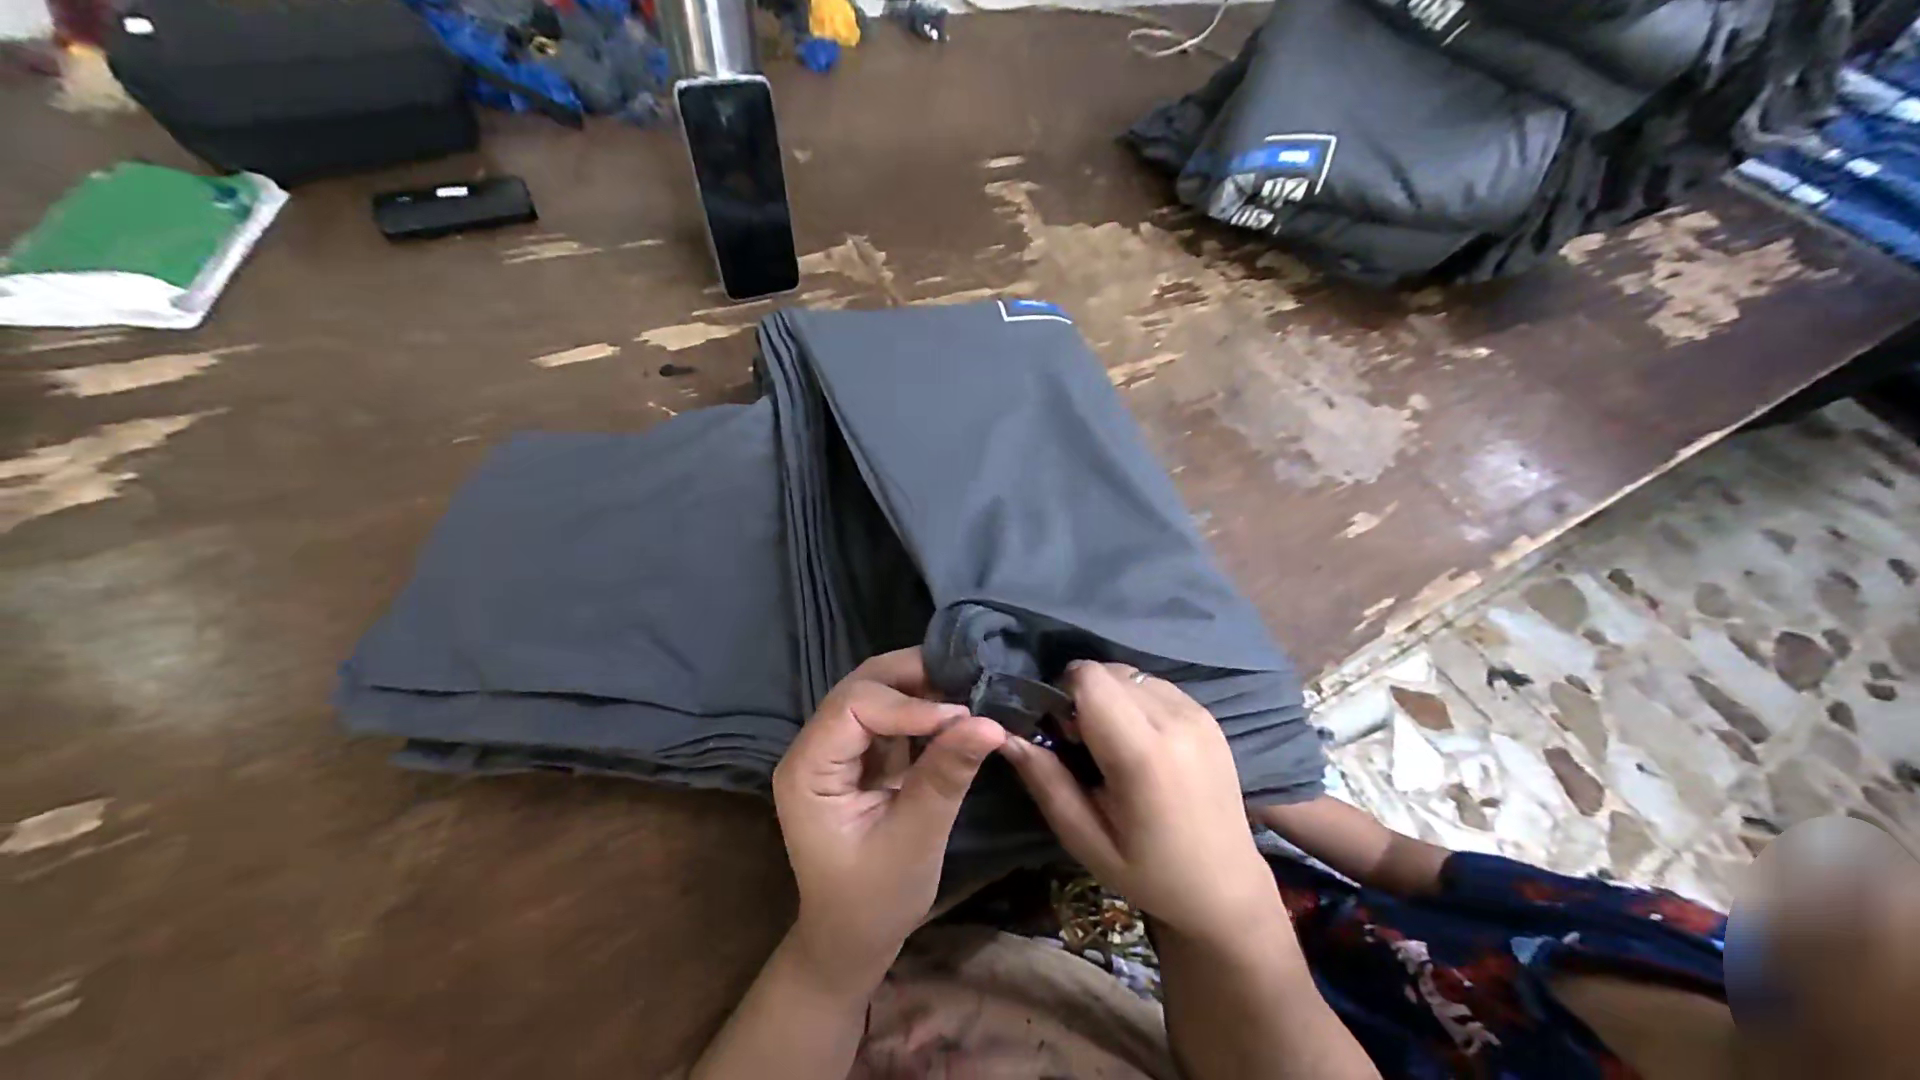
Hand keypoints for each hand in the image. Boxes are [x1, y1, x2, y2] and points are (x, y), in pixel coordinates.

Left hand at [772, 648, 1006, 991]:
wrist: (852, 936)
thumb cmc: (875, 900)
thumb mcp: (914, 841)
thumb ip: (945, 777)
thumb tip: (990, 723)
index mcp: (807, 770)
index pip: (854, 706)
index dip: (908, 704)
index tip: (963, 716)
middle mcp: (814, 747)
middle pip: (861, 686)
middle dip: (915, 677)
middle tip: (971, 679)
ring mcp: (835, 748)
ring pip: (876, 691)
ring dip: (921, 685)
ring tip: (969, 689)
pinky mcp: (859, 754)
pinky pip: (890, 713)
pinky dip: (923, 706)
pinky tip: (955, 708)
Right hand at [1000, 661, 1279, 940]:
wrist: (1225, 886)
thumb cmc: (1149, 872)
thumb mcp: (1085, 839)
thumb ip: (1045, 780)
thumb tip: (1005, 735)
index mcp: (1143, 755)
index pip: (1089, 678)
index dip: (1063, 695)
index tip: (1063, 734)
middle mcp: (1175, 721)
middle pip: (1107, 671)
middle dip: (1083, 696)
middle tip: (1084, 744)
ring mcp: (1197, 713)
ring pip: (1129, 673)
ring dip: (1109, 696)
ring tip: (1114, 744)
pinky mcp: (1208, 714)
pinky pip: (1153, 684)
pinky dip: (1134, 700)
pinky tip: (1140, 741)